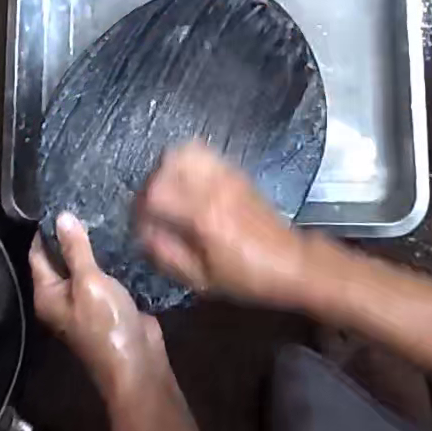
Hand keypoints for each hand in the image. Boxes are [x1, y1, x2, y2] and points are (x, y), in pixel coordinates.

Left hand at [30, 211, 167, 398]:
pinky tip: (120, 233)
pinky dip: (110, 255)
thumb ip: (75, 249)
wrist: (137, 363)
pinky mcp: (108, 300)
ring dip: (92, 242)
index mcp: (47, 293)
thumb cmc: (105, 322)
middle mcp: (62, 295)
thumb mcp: (87, 281)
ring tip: (103, 209)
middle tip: (85, 199)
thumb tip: (61, 216)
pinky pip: (104, 271)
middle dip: (72, 231)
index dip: (46, 228)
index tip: (60, 199)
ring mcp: (86, 299)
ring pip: (84, 263)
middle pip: (61, 256)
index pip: (38, 253)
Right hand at [135, 141, 323, 306]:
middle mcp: (212, 186)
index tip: (142, 224)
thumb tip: (142, 233)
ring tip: (169, 191)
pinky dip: (187, 160)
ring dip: (167, 168)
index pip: (155, 193)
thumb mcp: (201, 279)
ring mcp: (225, 174)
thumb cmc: (246, 277)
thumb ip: (166, 254)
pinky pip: (202, 151)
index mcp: (203, 215)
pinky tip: (187, 182)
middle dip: (150, 185)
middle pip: (165, 165)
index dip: (140, 208)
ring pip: (183, 151)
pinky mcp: (235, 170)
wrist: (291, 261)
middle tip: (152, 208)